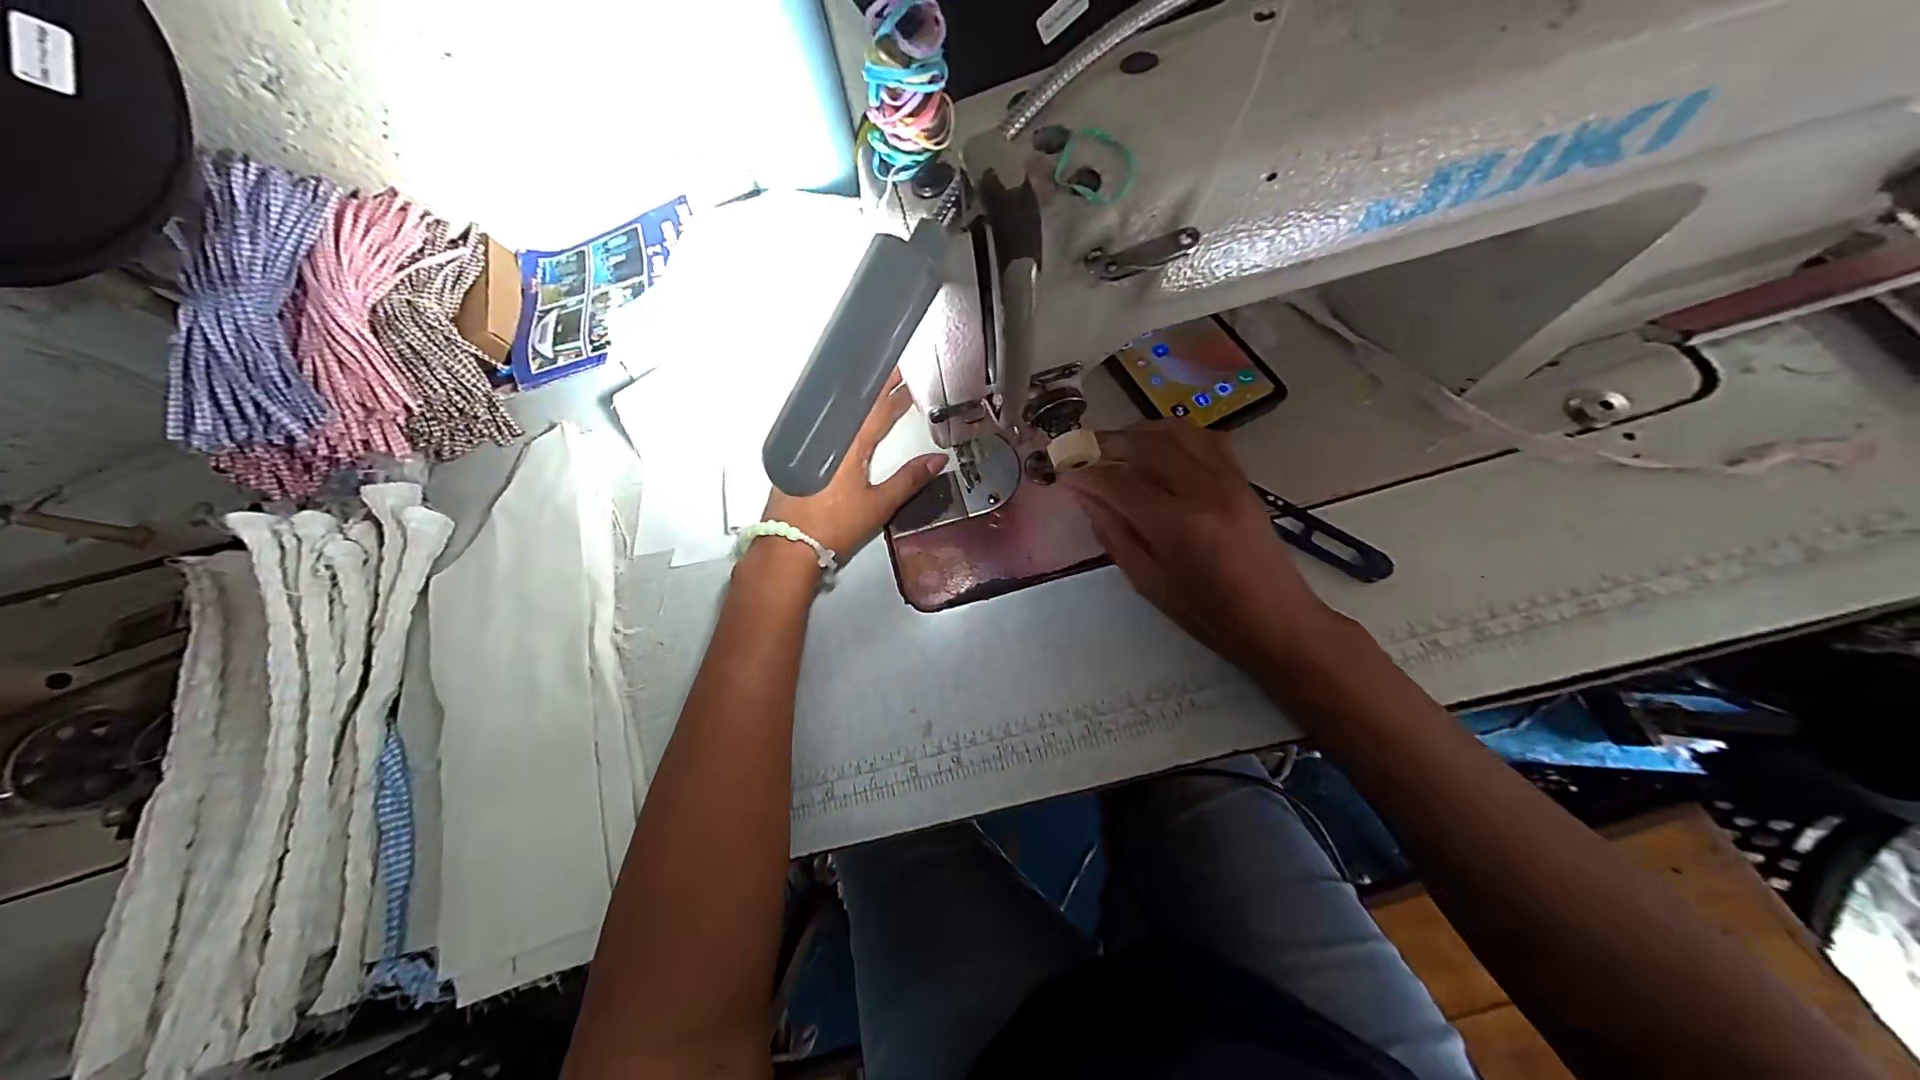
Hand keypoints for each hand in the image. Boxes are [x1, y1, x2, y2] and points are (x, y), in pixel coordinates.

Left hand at [762, 369, 946, 559]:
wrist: (790, 546)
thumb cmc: (832, 526)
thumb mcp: (879, 505)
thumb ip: (909, 479)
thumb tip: (936, 461)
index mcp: (849, 446)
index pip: (877, 411)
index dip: (895, 396)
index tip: (908, 381)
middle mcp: (827, 439)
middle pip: (855, 405)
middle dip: (876, 390)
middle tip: (892, 376)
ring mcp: (807, 445)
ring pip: (837, 413)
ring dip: (857, 402)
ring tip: (872, 392)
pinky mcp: (796, 455)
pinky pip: (821, 424)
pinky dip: (838, 415)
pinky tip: (844, 417)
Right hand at [1061, 421, 1337, 670]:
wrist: (1277, 620)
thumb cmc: (1208, 614)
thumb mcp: (1148, 582)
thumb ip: (1113, 533)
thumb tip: (1083, 494)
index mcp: (1178, 525)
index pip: (1117, 483)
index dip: (1083, 473)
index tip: (1060, 470)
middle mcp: (1204, 490)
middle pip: (1144, 444)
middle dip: (1104, 443)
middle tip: (1079, 452)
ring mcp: (1228, 479)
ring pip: (1175, 430)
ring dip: (1138, 432)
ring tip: (1114, 448)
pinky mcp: (1242, 478)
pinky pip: (1205, 437)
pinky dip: (1173, 435)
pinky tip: (1157, 450)